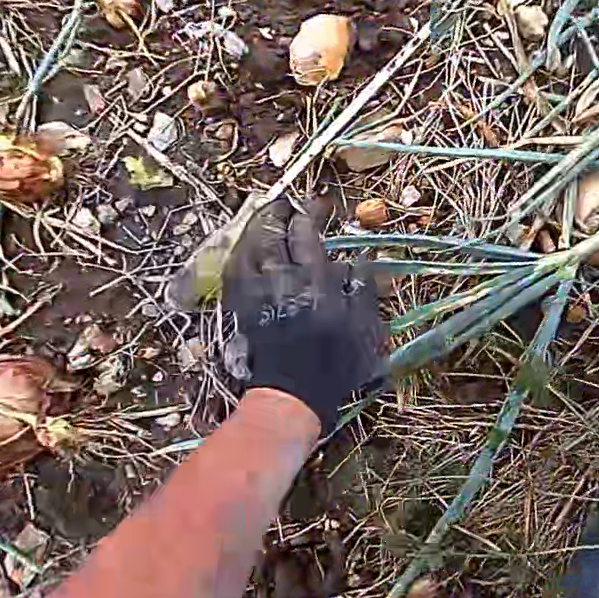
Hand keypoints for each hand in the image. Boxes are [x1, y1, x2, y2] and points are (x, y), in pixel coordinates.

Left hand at [223, 199, 386, 431]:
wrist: (293, 394)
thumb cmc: (335, 362)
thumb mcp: (363, 326)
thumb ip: (363, 288)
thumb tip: (362, 257)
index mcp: (314, 281)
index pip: (306, 233)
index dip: (310, 212)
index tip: (318, 203)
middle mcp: (282, 280)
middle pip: (273, 233)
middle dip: (278, 212)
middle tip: (285, 204)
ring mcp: (257, 293)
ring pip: (249, 247)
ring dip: (256, 228)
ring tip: (265, 217)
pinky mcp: (241, 307)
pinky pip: (234, 271)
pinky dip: (240, 253)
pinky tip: (245, 248)